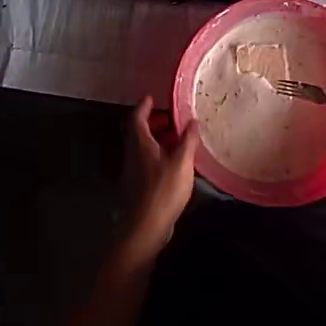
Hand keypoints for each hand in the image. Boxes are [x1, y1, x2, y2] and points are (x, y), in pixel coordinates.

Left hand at [118, 98, 196, 257]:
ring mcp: (133, 171)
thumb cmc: (163, 190)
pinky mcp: (137, 186)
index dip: (144, 106)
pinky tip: (173, 163)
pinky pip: (146, 161)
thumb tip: (192, 121)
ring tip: (178, 140)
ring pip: (143, 148)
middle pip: (139, 132)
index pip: (138, 118)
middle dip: (155, 123)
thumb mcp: (182, 162)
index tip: (152, 98)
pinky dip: (158, 155)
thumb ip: (188, 141)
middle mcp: (132, 154)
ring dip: (158, 140)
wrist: (146, 227)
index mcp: (140, 144)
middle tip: (172, 120)